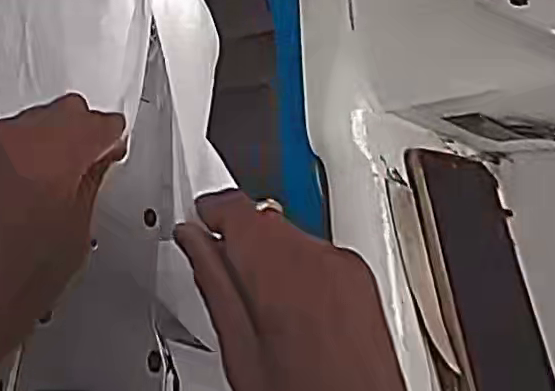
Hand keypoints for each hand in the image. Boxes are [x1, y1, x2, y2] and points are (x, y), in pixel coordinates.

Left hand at [0, 94, 125, 390]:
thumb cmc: (21, 275)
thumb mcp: (80, 227)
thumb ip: (94, 178)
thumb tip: (100, 156)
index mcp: (60, 154)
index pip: (99, 124)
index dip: (111, 137)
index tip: (113, 147)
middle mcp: (27, 137)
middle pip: (70, 110)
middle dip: (84, 129)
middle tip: (91, 159)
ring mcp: (0, 139)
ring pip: (41, 116)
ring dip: (54, 135)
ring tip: (57, 172)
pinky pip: (15, 129)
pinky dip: (27, 142)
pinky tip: (32, 172)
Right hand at [173, 190, 406, 390]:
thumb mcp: (239, 349)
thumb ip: (212, 281)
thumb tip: (193, 241)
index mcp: (278, 266)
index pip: (234, 205)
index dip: (209, 212)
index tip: (197, 222)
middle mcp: (316, 255)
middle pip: (263, 220)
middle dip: (240, 240)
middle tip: (220, 271)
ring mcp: (344, 265)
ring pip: (290, 235)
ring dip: (271, 257)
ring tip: (264, 309)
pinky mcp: (361, 279)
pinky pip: (318, 254)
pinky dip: (301, 270)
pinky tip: (295, 314)